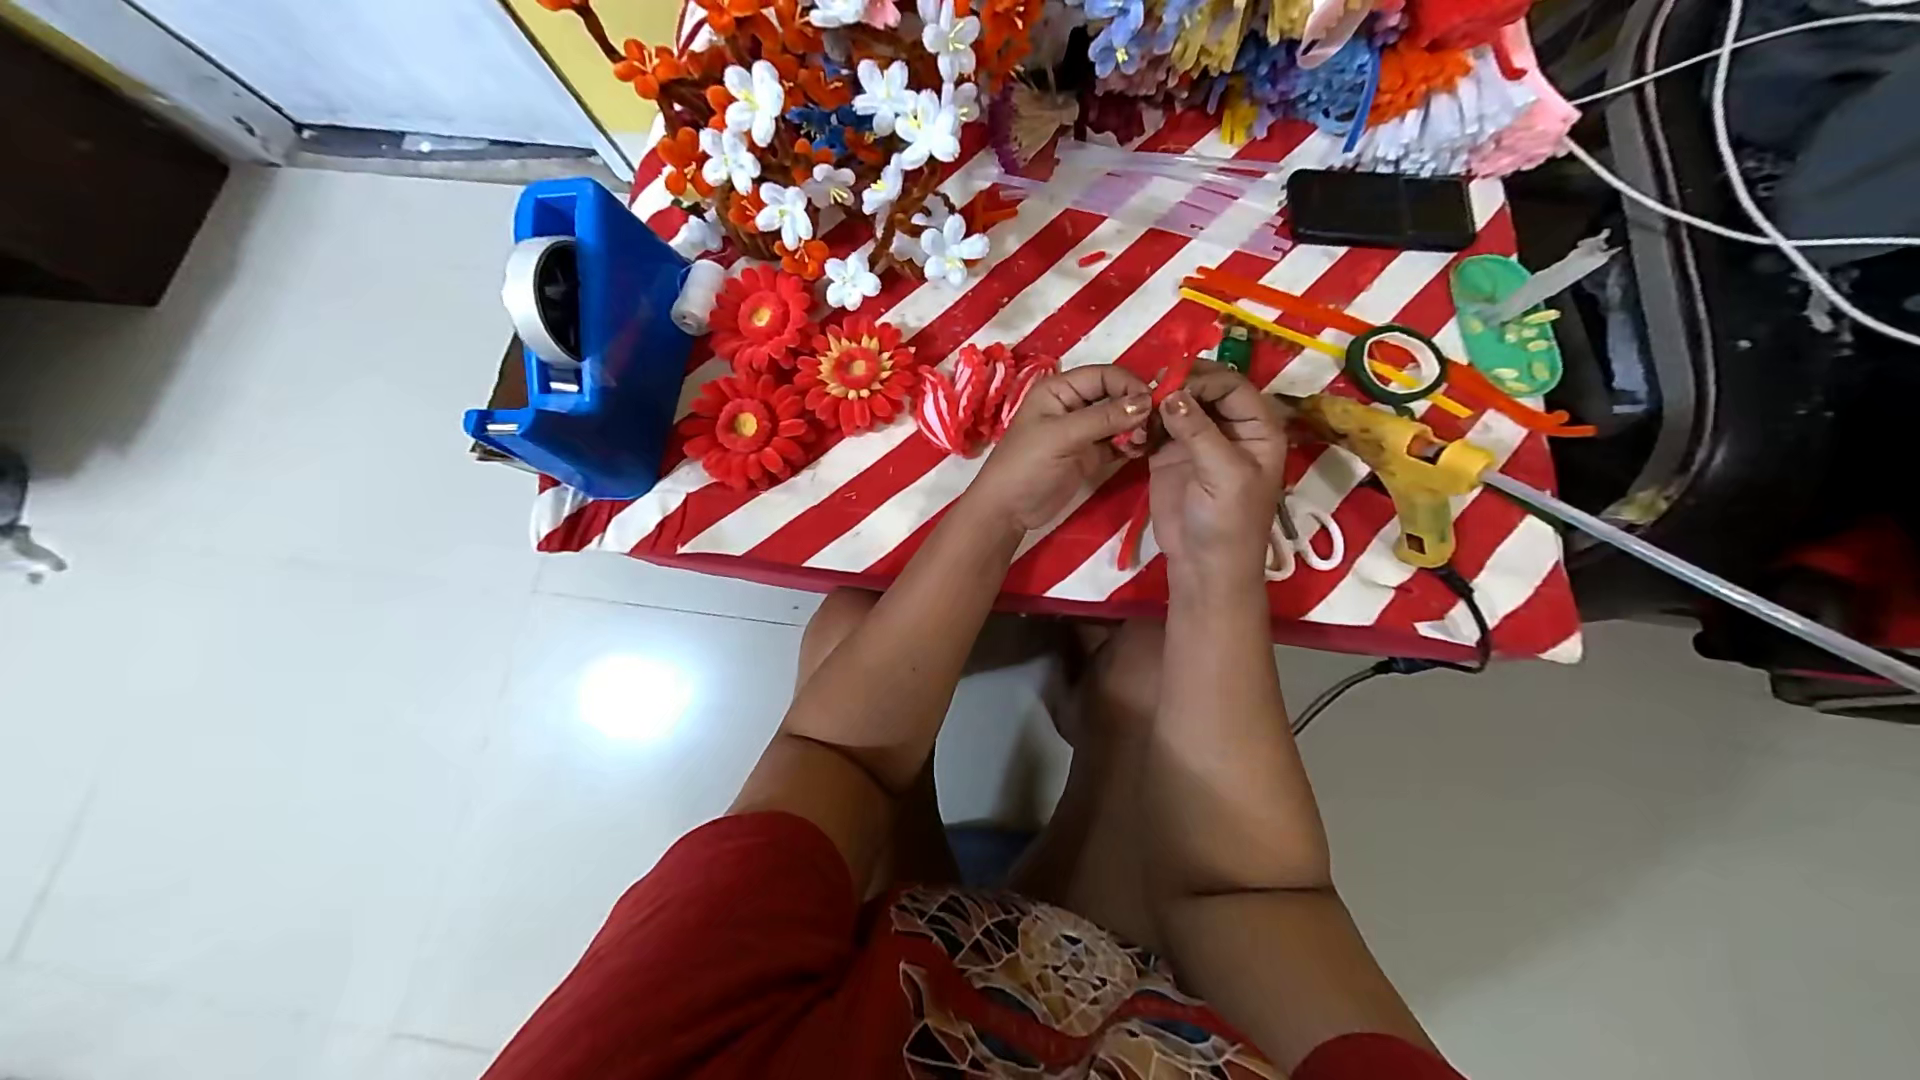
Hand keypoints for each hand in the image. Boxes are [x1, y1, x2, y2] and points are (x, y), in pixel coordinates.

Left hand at [967, 365, 1152, 531]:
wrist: (1008, 510)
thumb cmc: (1026, 465)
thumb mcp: (1062, 436)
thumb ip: (1103, 418)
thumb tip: (1145, 402)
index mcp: (1059, 390)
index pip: (1103, 375)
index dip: (1128, 385)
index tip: (1151, 404)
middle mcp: (1073, 405)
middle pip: (1115, 396)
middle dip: (1135, 408)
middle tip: (1150, 428)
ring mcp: (1082, 431)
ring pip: (1120, 420)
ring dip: (1136, 428)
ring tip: (1144, 442)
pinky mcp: (1090, 455)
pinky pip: (1117, 442)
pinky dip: (1131, 444)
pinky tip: (1140, 451)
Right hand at [1148, 362, 1289, 585]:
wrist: (1203, 565)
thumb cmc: (1229, 522)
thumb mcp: (1224, 474)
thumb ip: (1199, 431)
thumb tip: (1171, 395)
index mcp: (1256, 428)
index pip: (1231, 386)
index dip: (1203, 380)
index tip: (1171, 385)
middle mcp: (1228, 427)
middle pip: (1202, 390)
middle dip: (1177, 386)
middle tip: (1148, 391)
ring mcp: (1196, 440)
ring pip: (1176, 405)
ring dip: (1156, 404)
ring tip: (1136, 411)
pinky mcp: (1169, 455)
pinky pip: (1155, 428)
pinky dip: (1143, 425)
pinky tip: (1132, 431)